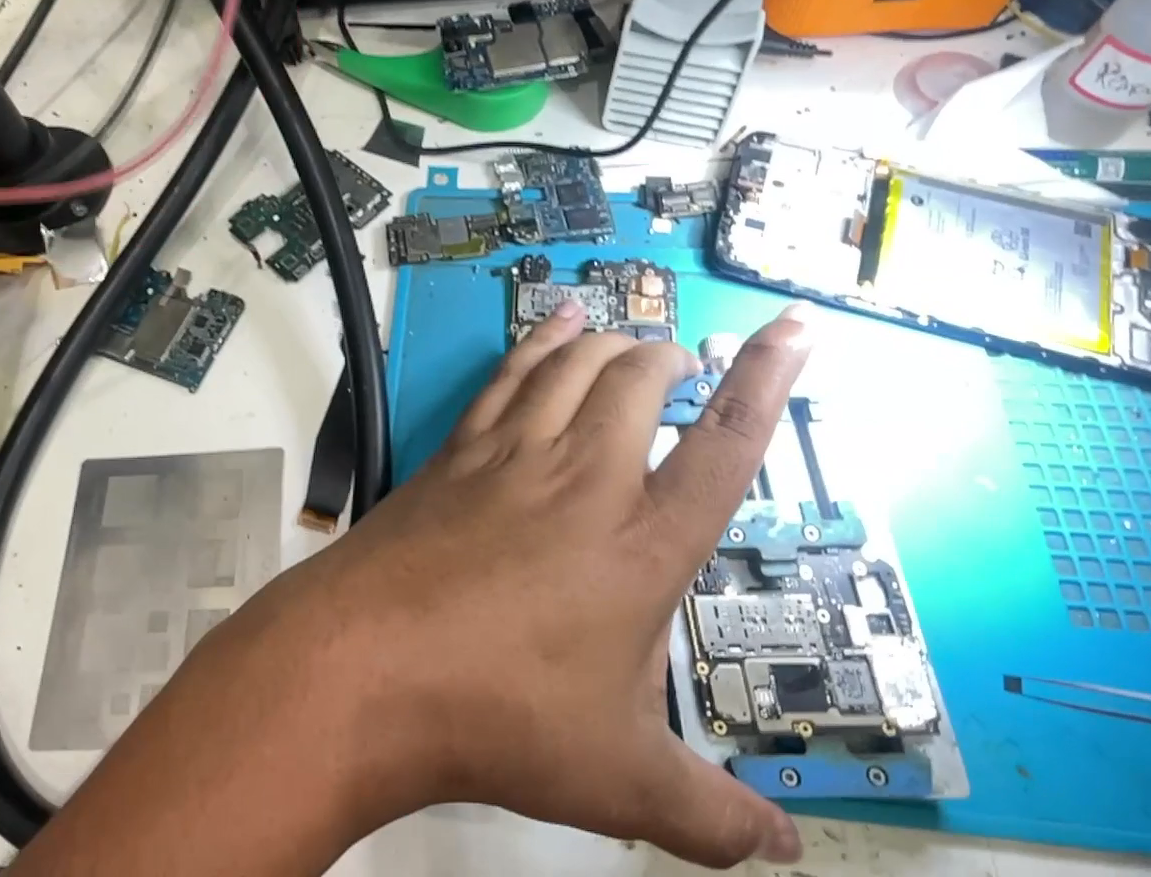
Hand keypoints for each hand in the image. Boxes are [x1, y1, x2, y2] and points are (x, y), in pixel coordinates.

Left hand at [22, 299, 816, 875]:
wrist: (363, 671)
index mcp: (641, 546)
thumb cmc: (496, 717)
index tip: (787, 331)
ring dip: (608, 343)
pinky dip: (536, 343)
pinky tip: (549, 326)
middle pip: (637, 384)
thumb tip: (779, 854)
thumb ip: (707, 815)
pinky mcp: (454, 454)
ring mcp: (511, 458)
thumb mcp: (616, 779)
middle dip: (668, 360)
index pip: (723, 449)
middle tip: (681, 360)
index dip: (765, 384)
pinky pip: (507, 378)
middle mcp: (582, 482)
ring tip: (629, 333)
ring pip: (572, 367)